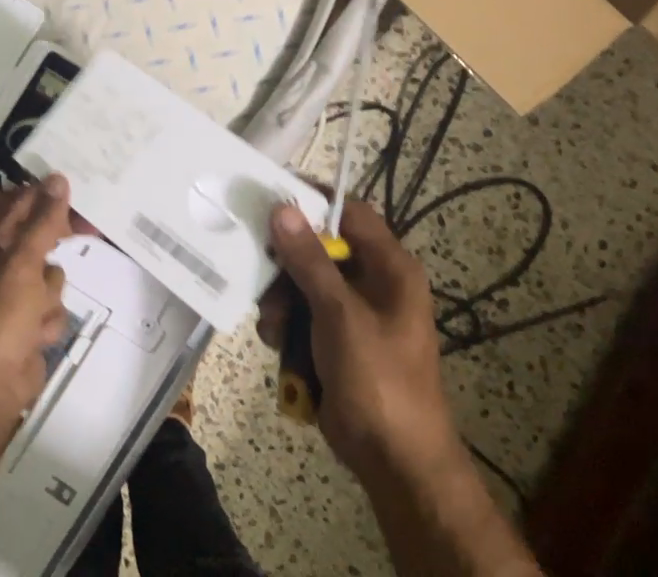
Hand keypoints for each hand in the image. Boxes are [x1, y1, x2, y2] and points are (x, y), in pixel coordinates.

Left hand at [0, 174, 73, 456]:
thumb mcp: (23, 262)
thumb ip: (43, 221)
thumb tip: (58, 179)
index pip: (15, 201)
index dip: (46, 196)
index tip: (81, 192)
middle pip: (34, 236)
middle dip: (55, 246)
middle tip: (91, 231)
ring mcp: (4, 289)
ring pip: (47, 273)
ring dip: (49, 292)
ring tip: (36, 311)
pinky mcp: (20, 317)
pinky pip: (48, 302)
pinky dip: (46, 317)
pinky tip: (36, 333)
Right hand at [256, 200, 463, 486]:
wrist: (393, 458)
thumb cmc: (377, 378)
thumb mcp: (339, 314)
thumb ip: (309, 260)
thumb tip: (282, 208)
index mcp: (390, 269)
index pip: (351, 213)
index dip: (313, 202)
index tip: (269, 200)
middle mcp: (372, 284)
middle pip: (316, 250)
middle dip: (285, 269)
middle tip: (263, 284)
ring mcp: (352, 314)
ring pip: (300, 285)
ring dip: (280, 305)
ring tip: (276, 333)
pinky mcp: (334, 341)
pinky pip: (299, 317)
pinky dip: (285, 330)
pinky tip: (282, 350)